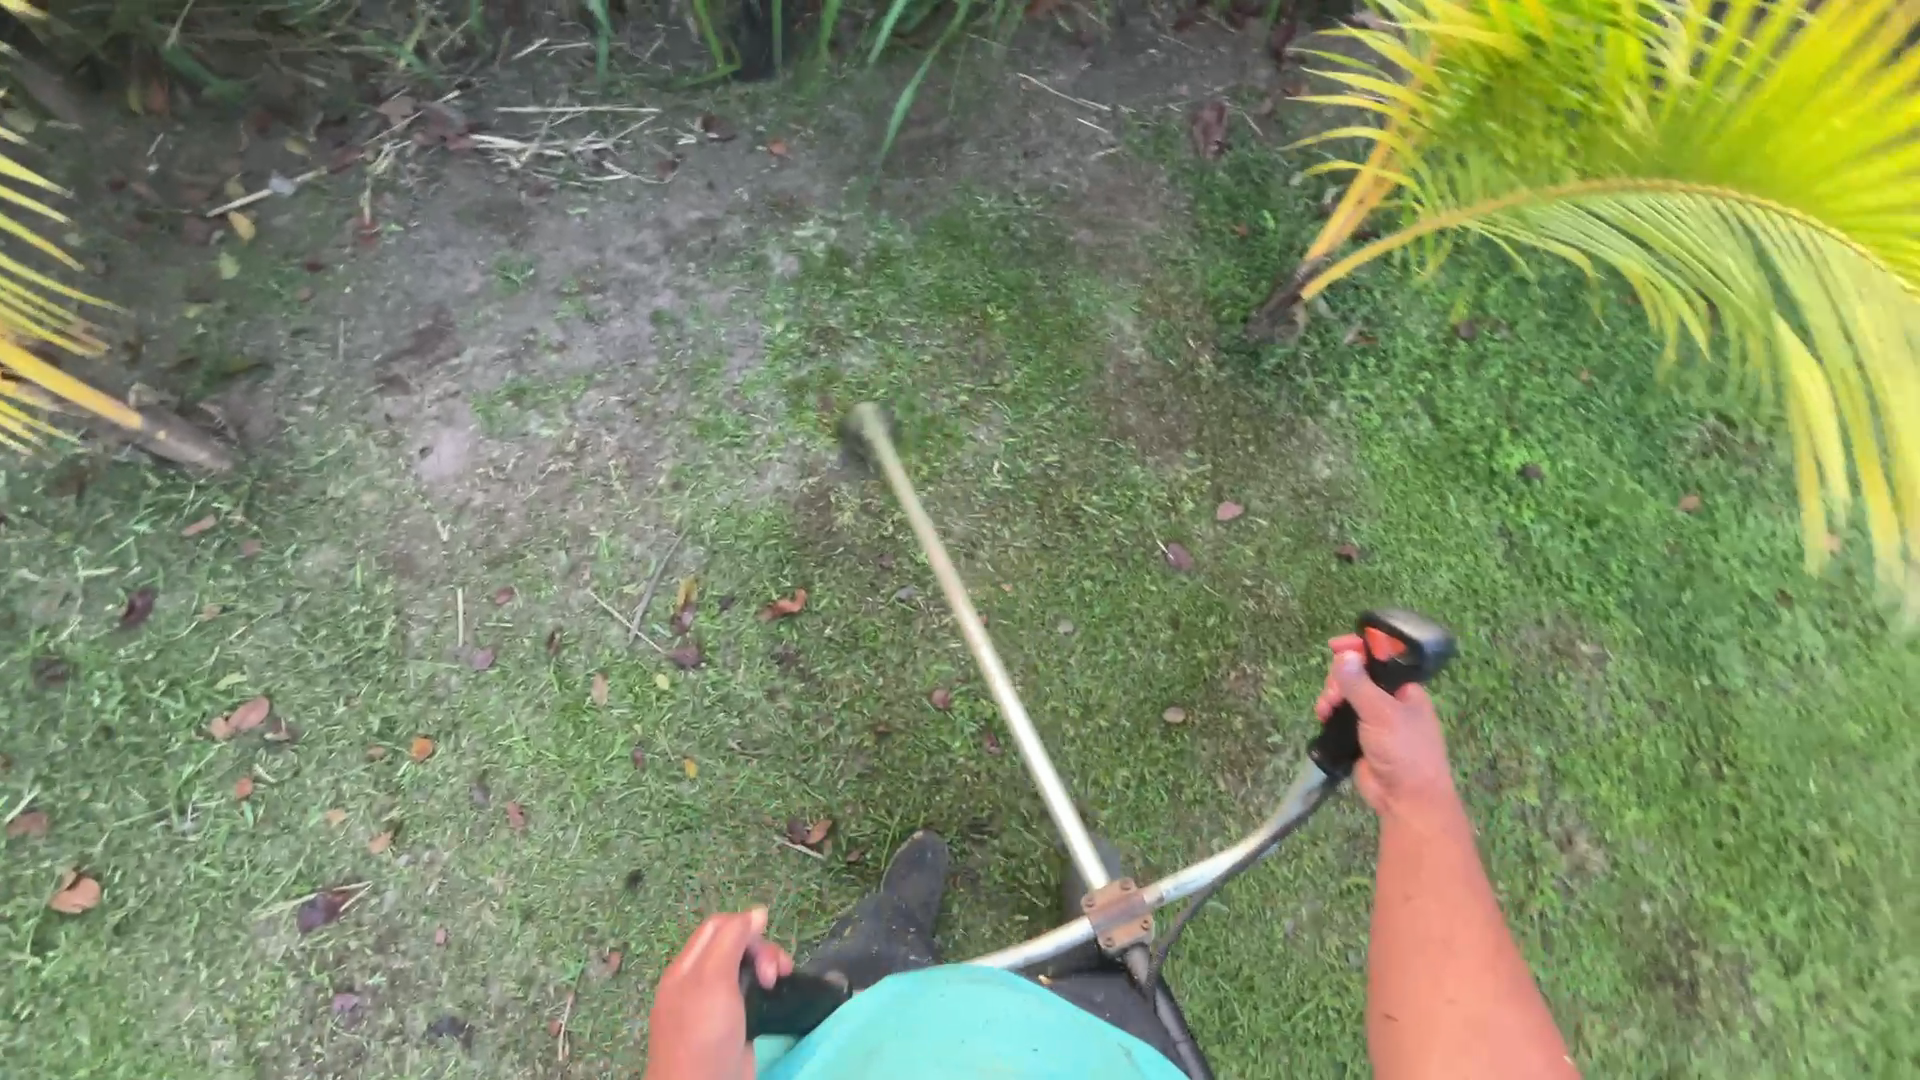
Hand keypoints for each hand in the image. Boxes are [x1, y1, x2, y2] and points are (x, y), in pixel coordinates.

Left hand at [644, 907, 795, 1079]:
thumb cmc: (703, 1035)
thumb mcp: (713, 978)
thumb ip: (732, 939)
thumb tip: (757, 911)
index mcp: (686, 967)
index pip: (717, 926)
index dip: (744, 926)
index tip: (766, 940)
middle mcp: (698, 982)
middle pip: (734, 945)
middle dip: (760, 948)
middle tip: (776, 971)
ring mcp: (715, 1006)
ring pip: (745, 968)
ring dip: (767, 965)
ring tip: (779, 981)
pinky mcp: (732, 1026)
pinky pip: (750, 993)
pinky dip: (765, 987)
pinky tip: (775, 994)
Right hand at [1314, 635, 1456, 819]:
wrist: (1406, 798)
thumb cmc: (1404, 751)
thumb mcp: (1381, 712)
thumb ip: (1359, 683)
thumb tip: (1344, 654)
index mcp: (1405, 690)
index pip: (1381, 658)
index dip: (1359, 649)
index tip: (1335, 646)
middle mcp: (1390, 701)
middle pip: (1357, 675)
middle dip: (1339, 679)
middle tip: (1333, 694)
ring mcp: (1375, 719)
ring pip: (1346, 695)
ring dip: (1331, 697)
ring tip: (1325, 710)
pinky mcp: (1360, 736)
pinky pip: (1340, 715)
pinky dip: (1330, 713)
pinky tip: (1323, 719)